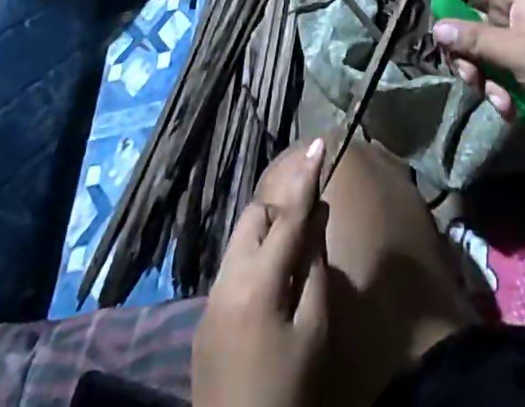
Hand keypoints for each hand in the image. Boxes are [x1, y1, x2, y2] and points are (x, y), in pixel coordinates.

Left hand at [193, 137, 330, 406]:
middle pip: (254, 218)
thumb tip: (317, 222)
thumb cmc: (288, 390)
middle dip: (282, 202)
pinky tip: (273, 274)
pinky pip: (232, 266)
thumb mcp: (315, 332)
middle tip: (311, 206)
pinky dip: (254, 255)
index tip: (320, 143)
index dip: (306, 178)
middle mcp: (227, 278)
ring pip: (239, 239)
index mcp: (257, 281)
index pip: (288, 215)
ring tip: (295, 236)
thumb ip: (315, 271)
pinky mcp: (204, 316)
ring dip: (267, 228)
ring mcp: (210, 297)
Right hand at [432, 0, 524, 118]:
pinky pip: (501, 73)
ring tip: (498, 100)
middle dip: (465, 54)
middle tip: (467, 75)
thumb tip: (438, 28)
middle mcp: (518, 15)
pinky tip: (509, 109)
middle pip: (472, 25)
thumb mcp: (515, 53)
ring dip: (484, 79)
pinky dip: (500, 90)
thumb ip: (475, 40)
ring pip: (484, 54)